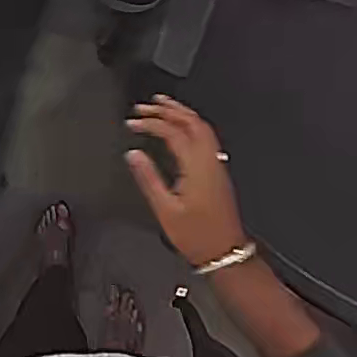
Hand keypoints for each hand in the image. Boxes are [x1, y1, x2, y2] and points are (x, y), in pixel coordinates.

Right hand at [125, 95, 247, 265]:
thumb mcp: (165, 209)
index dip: (151, 123)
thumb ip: (148, 178)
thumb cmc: (197, 235)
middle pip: (191, 122)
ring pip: (202, 127)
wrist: (224, 252)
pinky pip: (207, 136)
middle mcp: (209, 160)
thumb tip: (133, 155)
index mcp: (196, 166)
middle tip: (147, 104)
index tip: (133, 122)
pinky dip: (191, 124)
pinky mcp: (218, 170)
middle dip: (168, 109)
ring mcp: (217, 164)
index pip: (172, 132)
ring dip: (182, 113)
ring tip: (164, 106)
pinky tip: (181, 128)